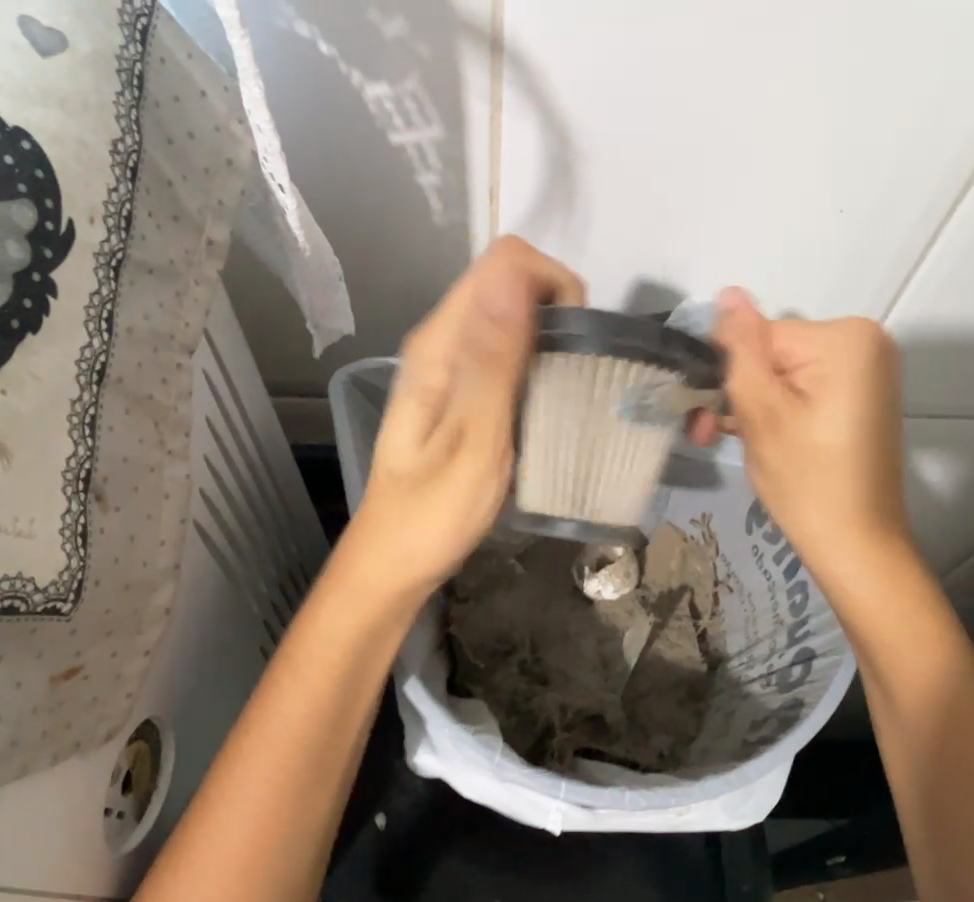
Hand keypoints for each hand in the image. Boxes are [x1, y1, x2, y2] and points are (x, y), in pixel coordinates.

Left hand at [342, 236, 583, 595]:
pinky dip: (540, 370)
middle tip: (579, 382)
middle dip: (560, 316)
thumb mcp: (472, 442)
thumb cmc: (431, 516)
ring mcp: (453, 369)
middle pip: (513, 285)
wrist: (394, 565)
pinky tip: (550, 411)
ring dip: (553, 344)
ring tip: (571, 398)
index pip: (505, 263)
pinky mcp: (465, 394)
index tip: (578, 346)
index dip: (553, 286)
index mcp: (440, 344)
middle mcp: (444, 343)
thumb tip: (516, 275)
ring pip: (516, 322)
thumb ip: (495, 360)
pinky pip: (511, 357)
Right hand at [706, 288, 912, 566]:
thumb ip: (741, 349)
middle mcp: (864, 342)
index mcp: (845, 338)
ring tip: (728, 443)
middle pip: (771, 354)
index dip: (725, 373)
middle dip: (737, 392)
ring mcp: (866, 370)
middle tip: (709, 436)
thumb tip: (728, 293)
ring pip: (782, 375)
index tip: (702, 415)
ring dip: (750, 406)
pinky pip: (803, 390)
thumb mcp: (762, 412)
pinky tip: (759, 442)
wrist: (857, 545)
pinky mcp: (861, 397)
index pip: (758, 336)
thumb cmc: (806, 482)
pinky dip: (777, 413)